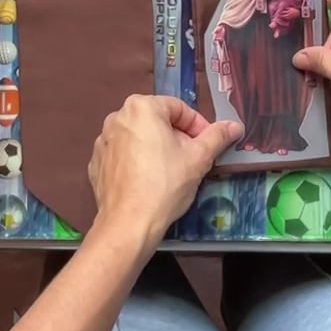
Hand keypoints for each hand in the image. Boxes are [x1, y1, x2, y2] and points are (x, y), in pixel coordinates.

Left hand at [88, 95, 240, 250]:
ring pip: (140, 137)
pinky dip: (137, 162)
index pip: (178, 108)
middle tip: (191, 159)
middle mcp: (117, 117)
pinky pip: (123, 154)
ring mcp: (103, 140)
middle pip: (157, 121)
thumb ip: (217, 136)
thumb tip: (234, 125)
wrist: (128, 224)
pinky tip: (148, 181)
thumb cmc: (166, 184)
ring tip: (171, 172)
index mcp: (141, 107)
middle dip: (178, 137)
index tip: (208, 146)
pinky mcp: (96, 162)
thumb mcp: (198, 158)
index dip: (198, 126)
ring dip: (157, 148)